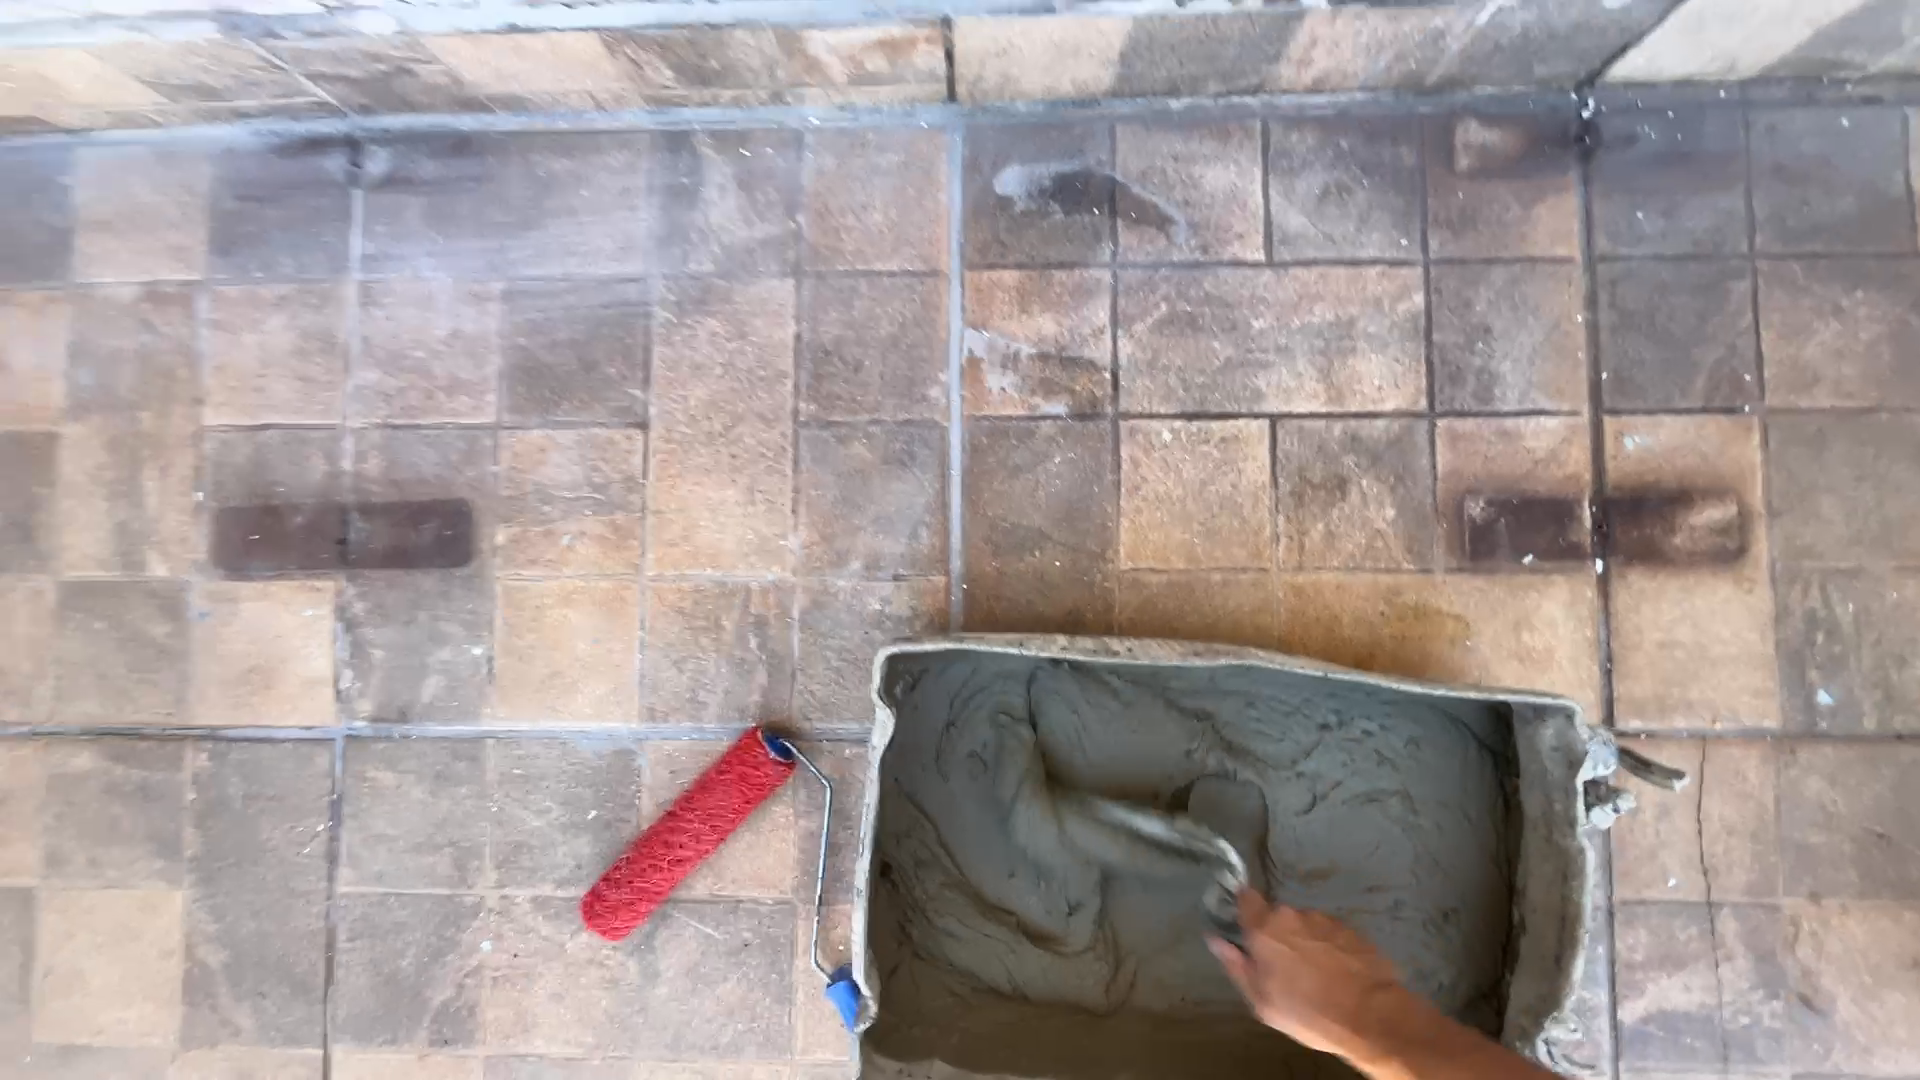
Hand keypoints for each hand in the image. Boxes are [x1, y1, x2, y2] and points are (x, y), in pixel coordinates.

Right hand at [1207, 889, 1416, 1061]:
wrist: (1374, 1019)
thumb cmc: (1309, 1013)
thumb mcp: (1262, 1002)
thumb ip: (1236, 965)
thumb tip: (1214, 939)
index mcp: (1264, 928)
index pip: (1246, 898)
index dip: (1246, 909)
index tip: (1249, 927)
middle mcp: (1291, 914)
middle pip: (1278, 916)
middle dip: (1280, 935)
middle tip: (1288, 966)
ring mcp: (1324, 920)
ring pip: (1306, 925)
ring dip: (1307, 942)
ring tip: (1319, 974)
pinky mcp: (1351, 930)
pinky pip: (1332, 935)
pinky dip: (1332, 949)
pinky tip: (1340, 975)